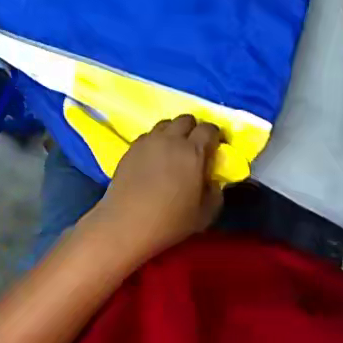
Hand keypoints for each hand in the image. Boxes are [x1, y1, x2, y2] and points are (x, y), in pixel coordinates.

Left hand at [79, 115, 223, 264]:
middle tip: (195, 147)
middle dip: (194, 129)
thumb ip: (215, 192)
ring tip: (174, 150)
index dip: (215, 136)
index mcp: (193, 151)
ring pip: (165, 124)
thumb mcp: (205, 213)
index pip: (209, 129)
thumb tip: (211, 180)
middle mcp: (170, 139)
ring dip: (174, 132)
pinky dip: (156, 141)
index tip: (216, 148)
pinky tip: (154, 158)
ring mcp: (148, 141)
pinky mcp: (131, 148)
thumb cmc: (170, 220)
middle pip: (186, 119)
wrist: (127, 222)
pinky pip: (148, 135)